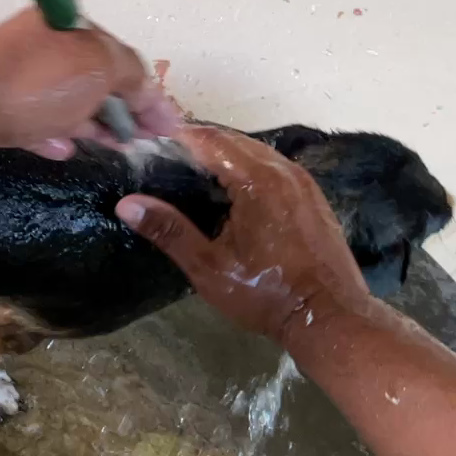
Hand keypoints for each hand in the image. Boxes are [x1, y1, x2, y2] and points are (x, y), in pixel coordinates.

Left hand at [0, 9, 182, 164]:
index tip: (169, 128)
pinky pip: (30, 124)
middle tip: (141, 140)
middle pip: (88, 79)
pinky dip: (51, 136)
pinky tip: (64, 150)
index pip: (116, 55)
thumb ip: (130, 72)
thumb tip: (143, 89)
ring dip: (89, 123)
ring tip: (111, 147)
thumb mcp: (99, 65)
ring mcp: (10, 81)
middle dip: (120, 108)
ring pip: (60, 102)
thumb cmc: (36, 82)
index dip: (147, 91)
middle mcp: (36, 48)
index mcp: (63, 26)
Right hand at [115, 126, 371, 344]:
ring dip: (221, 152)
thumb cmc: (265, 292)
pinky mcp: (310, 196)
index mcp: (256, 181)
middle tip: (162, 156)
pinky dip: (244, 165)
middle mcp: (282, 171)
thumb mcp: (207, 266)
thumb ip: (168, 230)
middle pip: (231, 139)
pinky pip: (271, 164)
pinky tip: (227, 187)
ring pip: (253, 150)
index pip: (208, 140)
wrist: (329, 318)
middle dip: (196, 142)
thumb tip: (126, 204)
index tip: (147, 144)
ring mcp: (301, 182)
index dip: (175, 138)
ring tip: (189, 168)